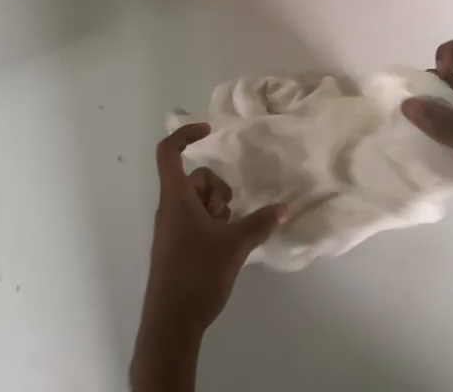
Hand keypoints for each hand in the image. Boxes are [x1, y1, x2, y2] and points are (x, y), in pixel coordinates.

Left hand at [141, 123, 287, 333]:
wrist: (171, 321)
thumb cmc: (197, 273)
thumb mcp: (234, 245)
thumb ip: (259, 224)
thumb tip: (283, 208)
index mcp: (175, 197)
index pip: (169, 152)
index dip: (185, 135)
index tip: (209, 131)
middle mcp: (169, 208)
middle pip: (193, 179)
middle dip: (217, 189)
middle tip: (230, 214)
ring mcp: (170, 229)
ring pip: (196, 202)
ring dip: (216, 210)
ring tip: (228, 234)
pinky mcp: (175, 247)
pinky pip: (195, 222)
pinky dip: (211, 226)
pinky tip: (226, 248)